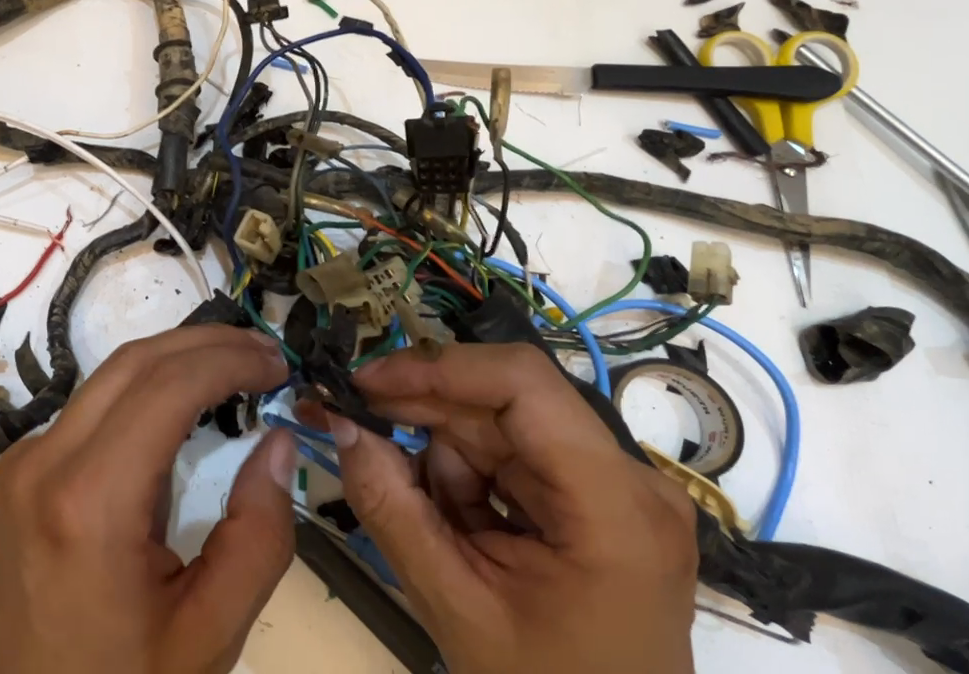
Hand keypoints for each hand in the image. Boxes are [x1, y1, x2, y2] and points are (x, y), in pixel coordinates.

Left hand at [0, 325, 297, 673]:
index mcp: (91, 500)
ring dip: (171, 361)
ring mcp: (23, 458)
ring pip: (105, 378)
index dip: (226, 361)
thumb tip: (276, 443)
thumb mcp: (208, 632)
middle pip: (130, 364)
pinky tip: (181, 408)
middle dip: (203, 344)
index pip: (164, 388)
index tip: (278, 363)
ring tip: (234, 369)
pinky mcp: (19, 466)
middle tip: (264, 353)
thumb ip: (257, 538)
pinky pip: (86, 409)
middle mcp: (45, 459)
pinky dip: (140, 392)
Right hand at [307, 342, 698, 673]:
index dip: (438, 367)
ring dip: (440, 455)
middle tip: (344, 418)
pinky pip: (510, 454)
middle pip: (503, 403)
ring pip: (497, 425)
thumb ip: (390, 505)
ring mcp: (616, 487)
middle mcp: (629, 479)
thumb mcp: (452, 602)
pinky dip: (463, 475)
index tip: (364, 382)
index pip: (524, 385)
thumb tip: (339, 421)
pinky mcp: (598, 497)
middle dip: (420, 411)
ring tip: (426, 518)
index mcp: (613, 508)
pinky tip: (453, 521)